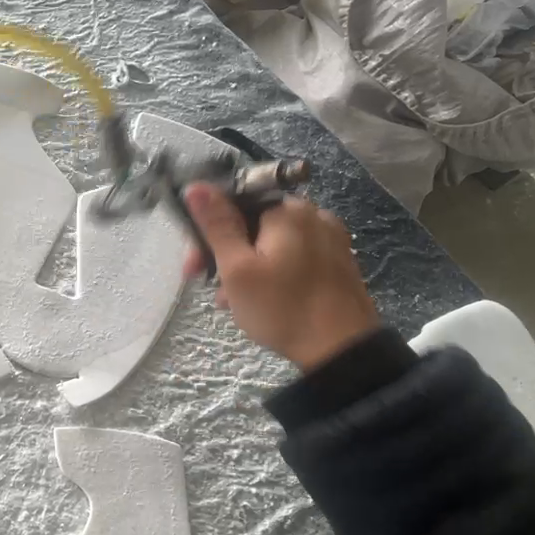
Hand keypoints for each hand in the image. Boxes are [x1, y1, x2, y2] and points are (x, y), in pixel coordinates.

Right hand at [183, 182, 379, 371]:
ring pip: (271, 243)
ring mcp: (329, 238)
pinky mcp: (337, 261)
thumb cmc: (282, 307)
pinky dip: (271, 272)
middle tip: (213, 289)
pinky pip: (293, 256)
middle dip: (226, 253)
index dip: (207, 232)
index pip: (234, 203)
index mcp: (287, 211)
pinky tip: (262, 298)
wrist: (340, 349)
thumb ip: (217, 225)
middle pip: (253, 223)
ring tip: (235, 302)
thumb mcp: (238, 269)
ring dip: (246, 267)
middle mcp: (312, 215)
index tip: (194, 266)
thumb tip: (196, 186)